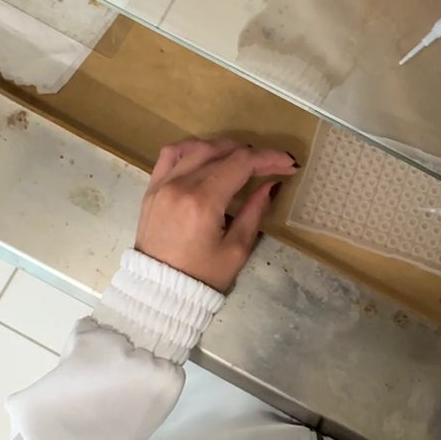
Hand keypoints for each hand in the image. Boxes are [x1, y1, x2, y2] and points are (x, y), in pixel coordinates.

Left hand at [135, 138, 297, 291]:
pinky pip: (171, 154)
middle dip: (252, 154)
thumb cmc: (202, 276)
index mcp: (203, 201)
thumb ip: (255, 211)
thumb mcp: (237, 249)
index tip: (288, 164)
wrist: (160, 291)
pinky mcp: (152, 188)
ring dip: (225, 148)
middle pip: (222, 152)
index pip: (241, 163)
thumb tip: (271, 184)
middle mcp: (181, 184)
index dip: (269, 159)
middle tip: (272, 165)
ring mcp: (163, 184)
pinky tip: (207, 154)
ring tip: (244, 159)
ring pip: (198, 148)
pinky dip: (192, 148)